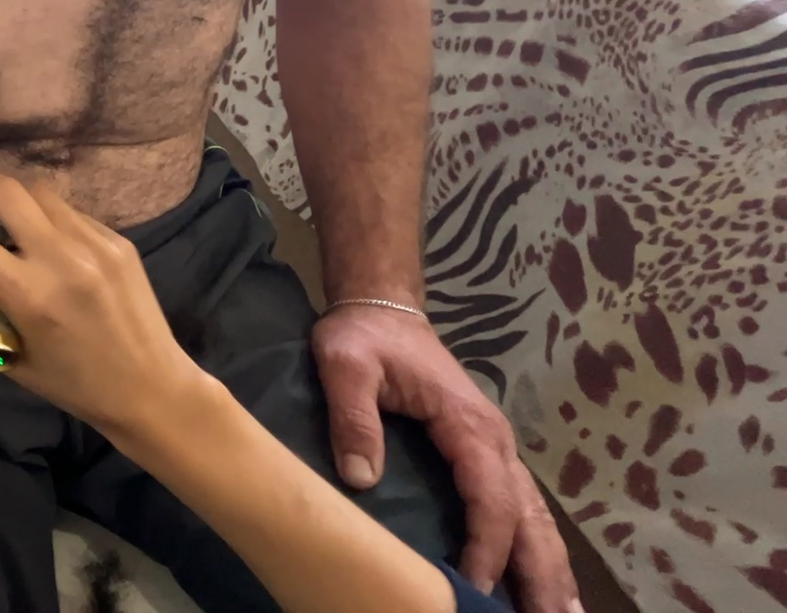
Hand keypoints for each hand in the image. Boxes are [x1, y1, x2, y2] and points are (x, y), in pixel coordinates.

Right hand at [0, 159, 211, 431]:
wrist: (150, 387)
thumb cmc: (67, 380)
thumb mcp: (3, 354)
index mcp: (26, 296)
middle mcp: (60, 261)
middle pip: (5, 193)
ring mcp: (94, 245)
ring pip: (39, 192)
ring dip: (14, 194)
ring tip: (5, 206)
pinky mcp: (117, 240)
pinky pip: (69, 212)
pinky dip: (48, 217)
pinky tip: (49, 238)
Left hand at [315, 305, 577, 612]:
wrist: (379, 307)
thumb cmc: (361, 335)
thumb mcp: (344, 365)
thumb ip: (353, 417)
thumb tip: (359, 479)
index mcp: (466, 424)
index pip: (489, 498)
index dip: (487, 546)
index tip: (477, 587)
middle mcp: (493, 439)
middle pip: (529, 517)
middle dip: (541, 575)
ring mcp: (493, 443)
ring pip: (532, 514)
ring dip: (547, 566)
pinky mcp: (480, 445)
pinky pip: (516, 501)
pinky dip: (532, 541)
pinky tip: (538, 575)